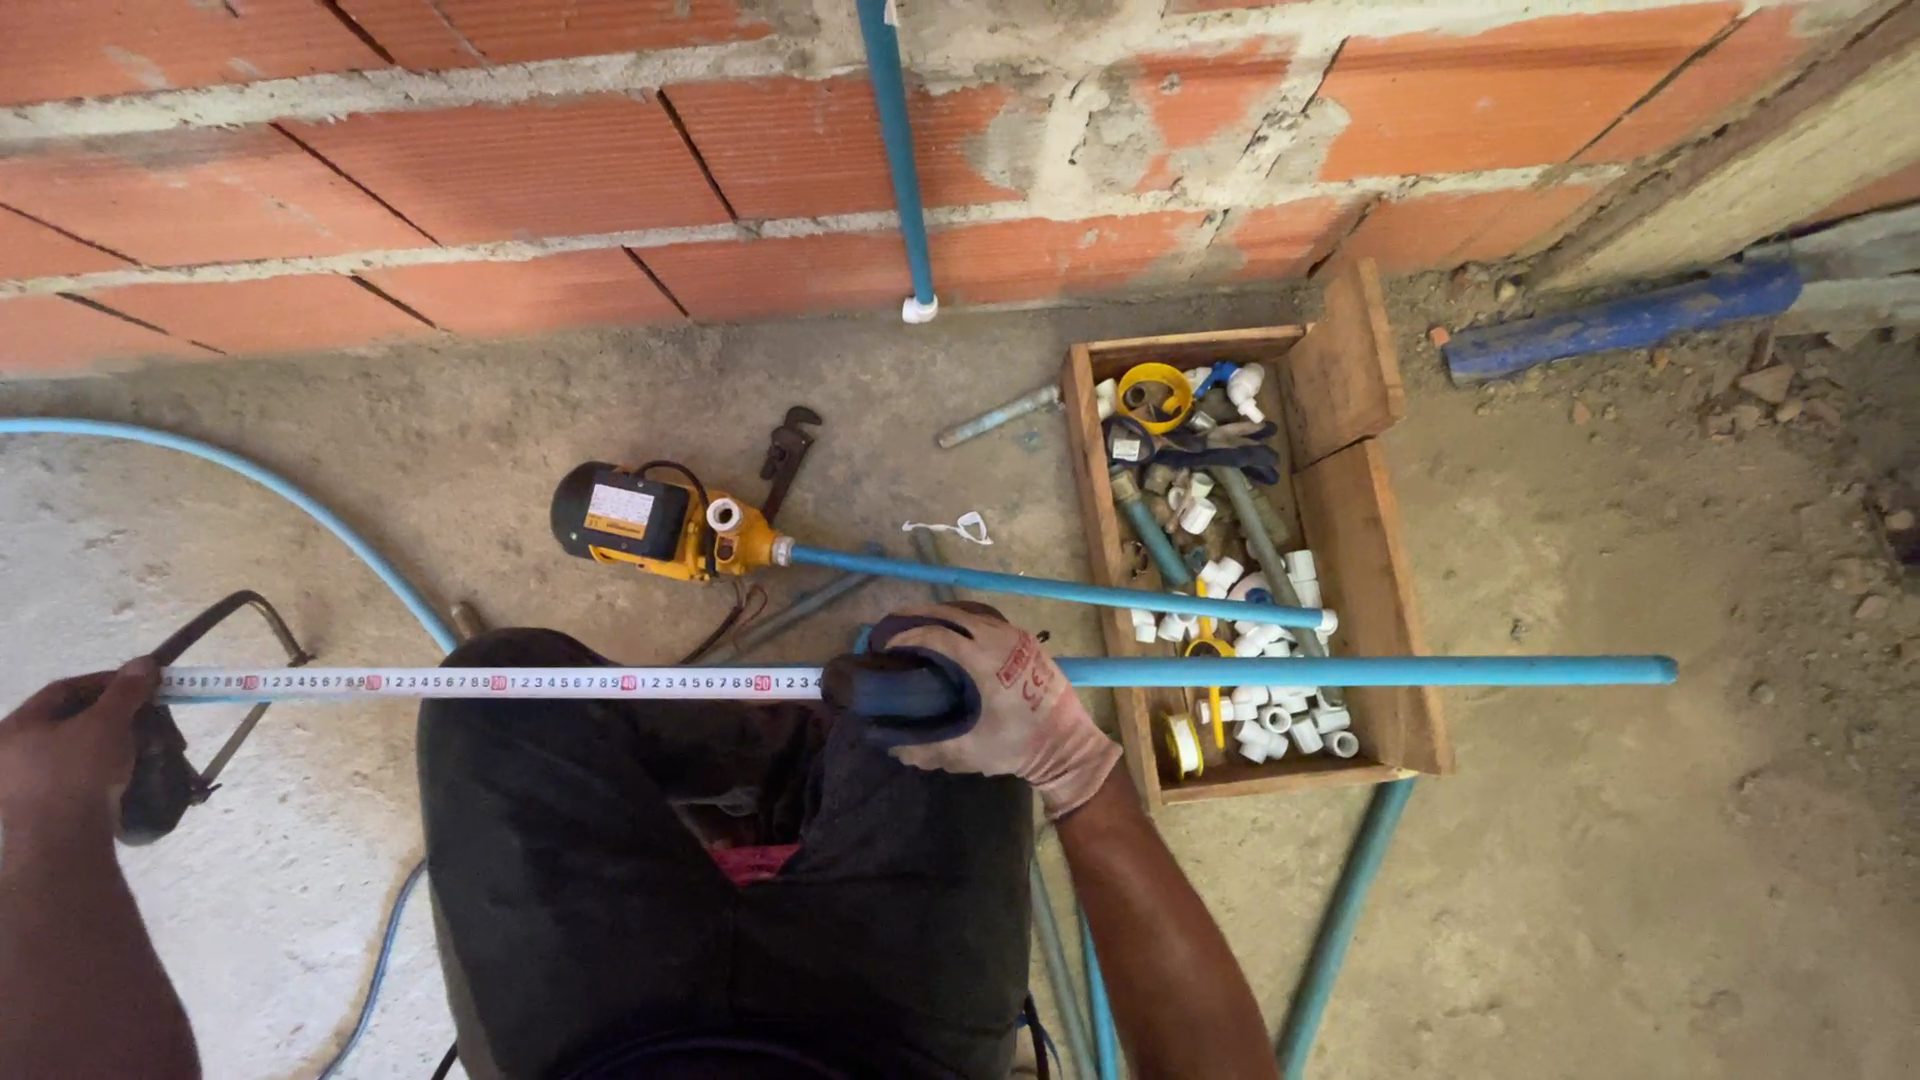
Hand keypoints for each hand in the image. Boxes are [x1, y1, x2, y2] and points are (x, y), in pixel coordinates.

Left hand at [0, 659, 157, 832]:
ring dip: (110, 736)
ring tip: (142, 743)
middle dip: (113, 711)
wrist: (60, 834)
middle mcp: (6, 748)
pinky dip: (99, 760)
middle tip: (147, 714)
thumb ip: (125, 691)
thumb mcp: (107, 723)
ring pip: (72, 743)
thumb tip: (143, 662)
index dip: (106, 681)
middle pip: (67, 716)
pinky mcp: (33, 797)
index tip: (143, 684)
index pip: (63, 689)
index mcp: (15, 726)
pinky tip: (121, 767)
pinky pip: (70, 767)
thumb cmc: (78, 770)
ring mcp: (17, 776)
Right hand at [876, 605, 1121, 818]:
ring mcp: (1017, 637)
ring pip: (972, 614)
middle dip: (920, 615)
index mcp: (985, 661)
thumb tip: (893, 748)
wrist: (1067, 745)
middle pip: (952, 613)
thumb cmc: (1018, 747)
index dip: (907, 636)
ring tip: (920, 625)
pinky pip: (989, 620)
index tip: (886, 644)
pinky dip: (966, 621)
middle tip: (894, 622)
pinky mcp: (1028, 641)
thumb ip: (928, 751)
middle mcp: (1000, 639)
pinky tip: (955, 634)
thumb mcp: (970, 752)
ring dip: (944, 615)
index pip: (937, 635)